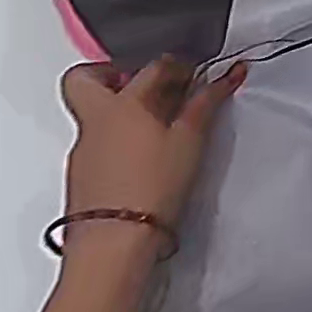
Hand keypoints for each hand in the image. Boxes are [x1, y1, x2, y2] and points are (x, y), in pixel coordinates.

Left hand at [59, 57, 247, 227]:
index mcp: (122, 104)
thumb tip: (229, 74)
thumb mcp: (191, 139)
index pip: (153, 66)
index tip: (197, 74)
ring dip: (123, 106)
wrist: (113, 247)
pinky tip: (146, 152)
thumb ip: (207, 101)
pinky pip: (98, 139)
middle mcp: (95, 121)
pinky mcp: (81, 176)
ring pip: (94, 110)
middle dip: (113, 70)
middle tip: (146, 83)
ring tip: (159, 121)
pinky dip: (120, 134)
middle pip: (87, 78)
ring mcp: (83, 150)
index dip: (179, 64)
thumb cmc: (154, 184)